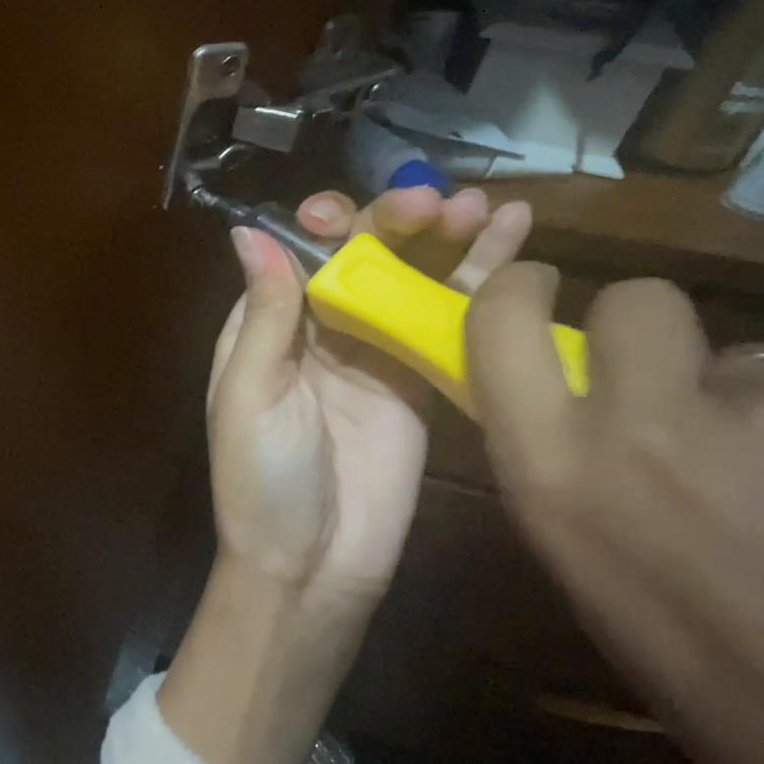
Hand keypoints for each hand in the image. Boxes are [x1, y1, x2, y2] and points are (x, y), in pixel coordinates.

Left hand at [159, 186, 531, 763]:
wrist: (314, 563)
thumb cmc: (263, 479)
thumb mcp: (249, 394)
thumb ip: (263, 315)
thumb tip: (250, 232)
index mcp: (266, 326)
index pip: (298, 253)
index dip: (324, 224)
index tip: (345, 214)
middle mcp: (320, 328)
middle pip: (360, 256)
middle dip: (394, 221)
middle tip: (436, 200)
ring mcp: (376, 351)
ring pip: (410, 277)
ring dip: (445, 236)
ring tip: (484, 205)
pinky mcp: (423, 381)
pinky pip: (448, 319)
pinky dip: (479, 278)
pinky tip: (515, 236)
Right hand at [467, 268, 763, 763]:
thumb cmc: (708, 682)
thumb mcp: (586, 571)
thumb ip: (568, 471)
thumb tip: (574, 411)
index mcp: (556, 467)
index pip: (503, 319)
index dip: (518, 290)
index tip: (534, 292)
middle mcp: (650, 420)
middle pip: (640, 301)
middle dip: (648, 337)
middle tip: (677, 401)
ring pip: (758, 361)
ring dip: (762, 406)